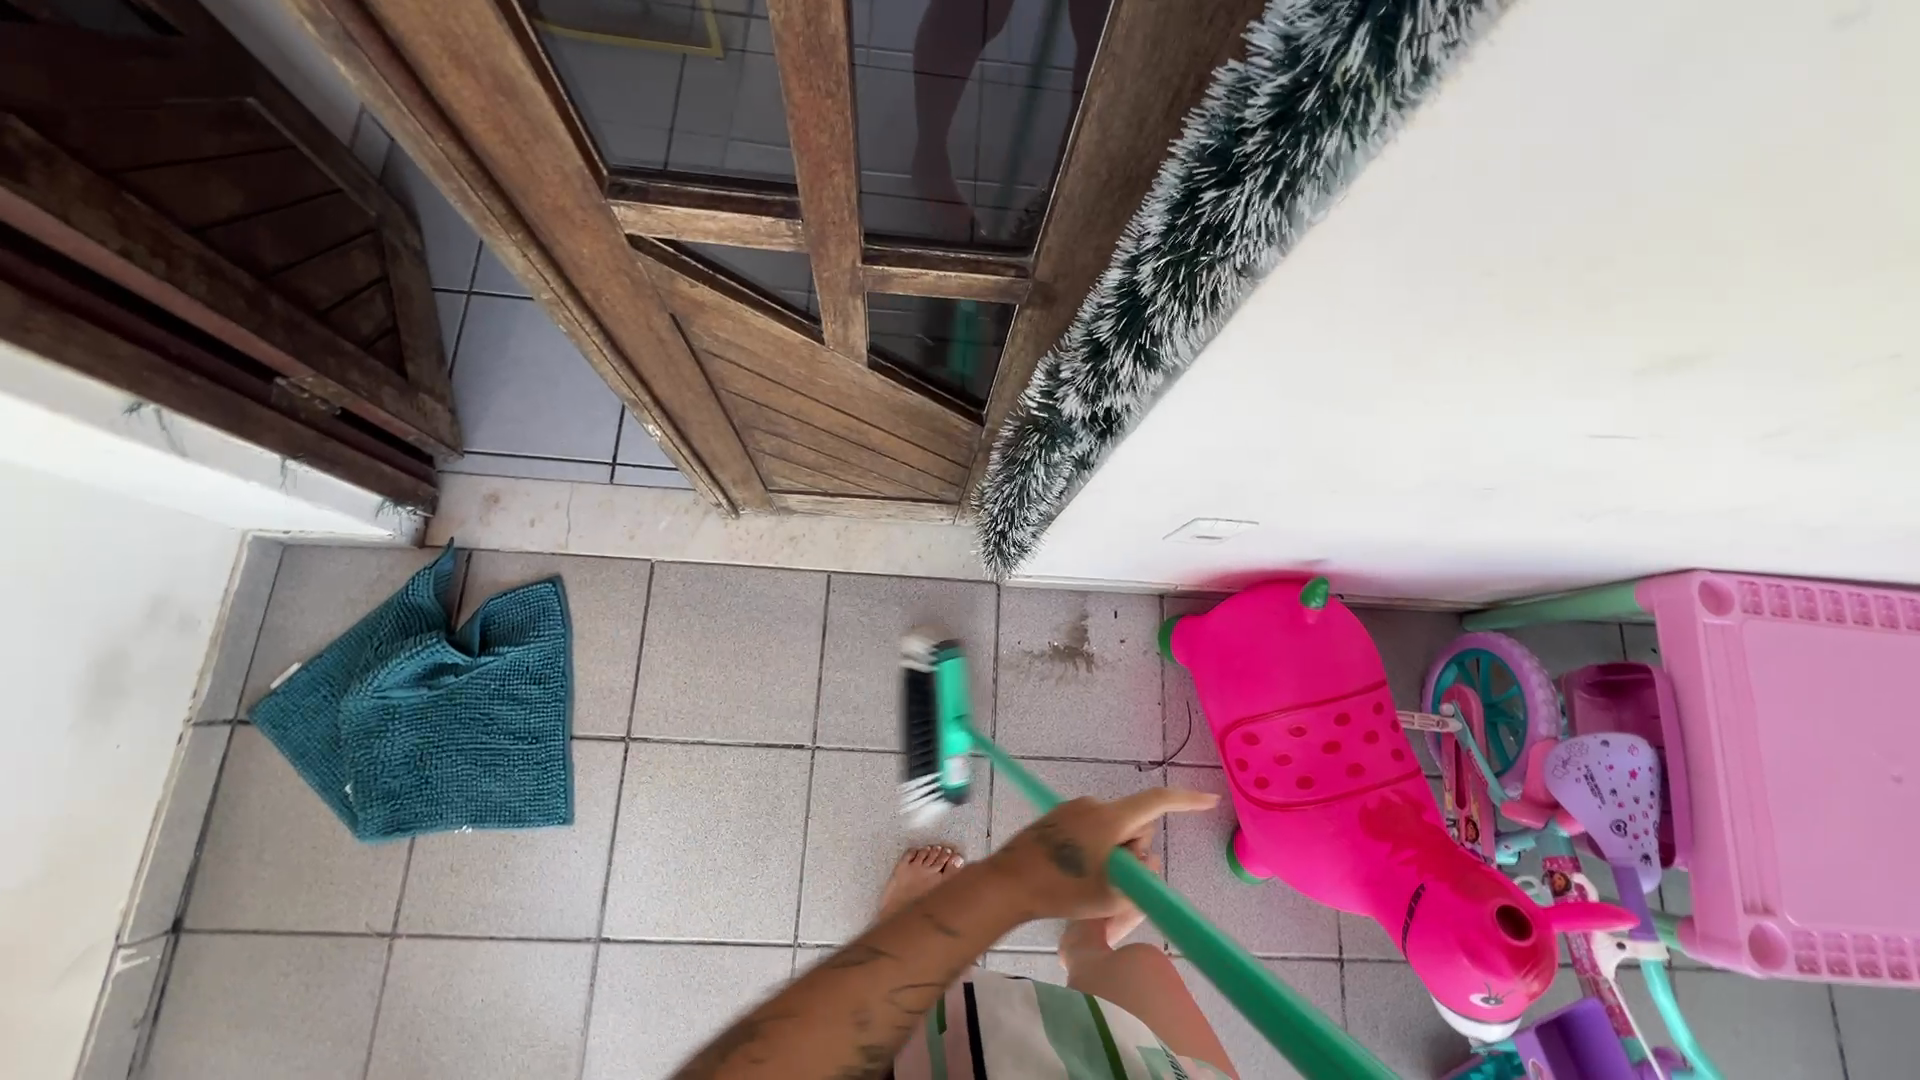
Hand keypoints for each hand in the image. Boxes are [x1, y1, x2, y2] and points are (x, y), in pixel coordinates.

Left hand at [985, 789, 1217, 920]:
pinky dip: (1095, 849)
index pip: (1156, 801)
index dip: (1185, 801)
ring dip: (1112, 854)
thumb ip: (1143, 877)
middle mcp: (1094, 805)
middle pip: (1134, 823)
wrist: (1009, 883)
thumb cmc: (1062, 890)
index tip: (1208, 799)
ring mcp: (1073, 809)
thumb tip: (1146, 860)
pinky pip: (1091, 830)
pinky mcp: (1058, 818)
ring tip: (1088, 883)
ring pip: (1112, 830)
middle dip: (1133, 851)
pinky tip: (1075, 874)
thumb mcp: (1113, 895)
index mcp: (1110, 818)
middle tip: (1113, 883)